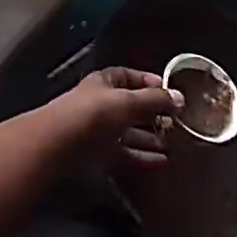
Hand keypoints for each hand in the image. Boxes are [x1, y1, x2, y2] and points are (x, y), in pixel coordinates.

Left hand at [53, 67, 182, 167]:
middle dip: (151, 112)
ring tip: (173, 142)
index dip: (147, 81)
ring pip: (129, 131)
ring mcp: (99, 131)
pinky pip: (126, 153)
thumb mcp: (126, 102)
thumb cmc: (92, 114)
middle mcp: (100, 104)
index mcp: (103, 83)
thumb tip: (180, 97)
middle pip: (130, 105)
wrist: (57, 148)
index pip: (128, 76)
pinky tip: (161, 160)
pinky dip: (143, 155)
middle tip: (176, 120)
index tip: (169, 90)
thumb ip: (153, 101)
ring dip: (150, 136)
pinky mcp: (99, 156)